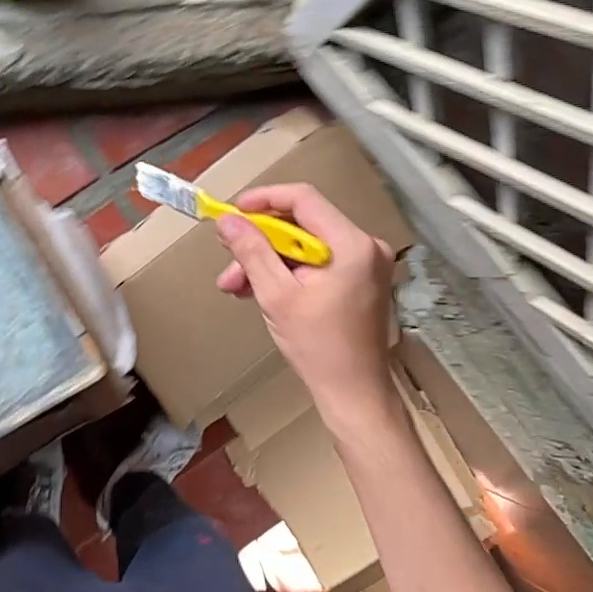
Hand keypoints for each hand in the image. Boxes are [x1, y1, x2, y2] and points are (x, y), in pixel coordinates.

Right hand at [215, 184, 399, 431]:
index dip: (264, 200)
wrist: (353, 392)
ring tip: (236, 286)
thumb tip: (227, 221)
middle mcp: (365, 246)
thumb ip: (251, 252)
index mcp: (352, 244)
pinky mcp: (359, 280)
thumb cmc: (318, 347)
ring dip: (267, 261)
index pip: (304, 199)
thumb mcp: (276, 296)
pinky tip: (259, 290)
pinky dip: (287, 272)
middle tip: (228, 261)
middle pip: (301, 224)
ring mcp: (364, 263)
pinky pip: (315, 262)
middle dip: (259, 242)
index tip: (233, 213)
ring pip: (304, 246)